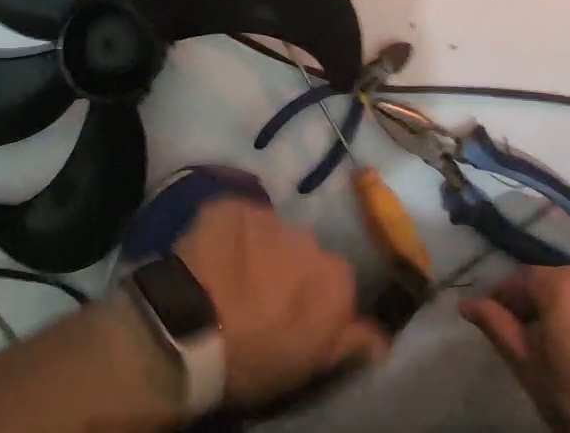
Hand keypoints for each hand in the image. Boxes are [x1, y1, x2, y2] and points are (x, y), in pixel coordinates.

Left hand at [172, 200, 388, 407]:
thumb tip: (380, 336)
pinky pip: (236, 216)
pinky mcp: (228, 205)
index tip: (295, 314)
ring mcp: (267, 217)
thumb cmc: (254, 357)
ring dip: (258, 247)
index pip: (336, 280)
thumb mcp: (309, 364)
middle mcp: (309, 238)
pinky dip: (228, 231)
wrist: (189, 330)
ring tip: (233, 273)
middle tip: (261, 294)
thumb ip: (351, 343)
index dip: (315, 297)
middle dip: (288, 267)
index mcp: (335, 278)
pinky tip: (213, 253)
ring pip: (270, 232)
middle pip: (303, 250)